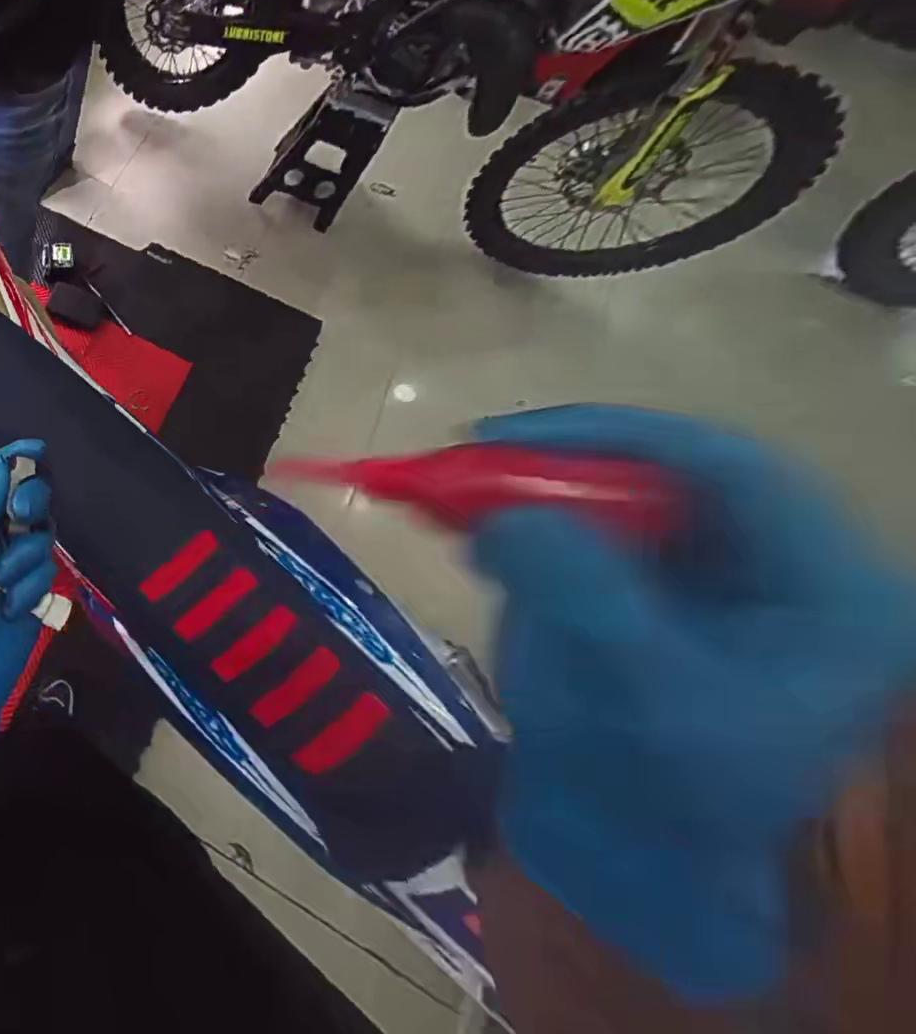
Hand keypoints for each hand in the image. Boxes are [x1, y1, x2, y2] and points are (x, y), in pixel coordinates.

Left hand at [0, 439, 57, 747]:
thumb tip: (2, 466)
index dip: (16, 459)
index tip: (37, 449)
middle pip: (30, 496)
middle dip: (30, 501)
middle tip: (21, 515)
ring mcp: (18, 561)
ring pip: (44, 533)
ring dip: (23, 558)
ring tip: (0, 584)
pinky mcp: (38, 587)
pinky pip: (51, 569)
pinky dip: (31, 587)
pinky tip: (9, 608)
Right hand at [470, 405, 915, 1002]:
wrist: (607, 826)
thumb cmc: (647, 774)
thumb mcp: (630, 685)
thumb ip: (578, 591)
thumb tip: (501, 513)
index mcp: (816, 586)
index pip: (729, 470)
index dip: (616, 437)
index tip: (506, 438)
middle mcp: (757, 564)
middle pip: (657, 474)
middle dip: (553, 463)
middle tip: (464, 461)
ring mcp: (680, 573)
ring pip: (601, 495)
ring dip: (520, 488)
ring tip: (448, 496)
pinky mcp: (614, 584)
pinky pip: (563, 527)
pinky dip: (506, 517)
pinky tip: (465, 530)